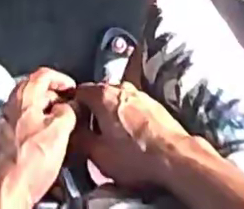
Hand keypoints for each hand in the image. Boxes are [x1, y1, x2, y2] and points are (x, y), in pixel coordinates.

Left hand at [0, 67, 76, 208]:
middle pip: (36, 89)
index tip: (72, 88)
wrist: (8, 193)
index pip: (44, 74)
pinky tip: (47, 140)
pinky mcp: (4, 141)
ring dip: (47, 111)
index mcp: (24, 96)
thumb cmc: (30, 162)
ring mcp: (6, 123)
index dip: (62, 78)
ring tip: (61, 124)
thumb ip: (69, 111)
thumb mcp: (60, 131)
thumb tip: (72, 107)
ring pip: (30, 107)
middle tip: (69, 105)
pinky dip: (37, 124)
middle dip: (55, 95)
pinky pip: (23, 123)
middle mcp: (11, 105)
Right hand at [71, 81, 203, 190]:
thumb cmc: (138, 156)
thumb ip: (80, 139)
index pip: (79, 91)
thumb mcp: (98, 155)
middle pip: (97, 94)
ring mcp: (139, 94)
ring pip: (115, 100)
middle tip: (88, 135)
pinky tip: (129, 138)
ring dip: (109, 115)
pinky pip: (131, 107)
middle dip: (91, 113)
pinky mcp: (152, 104)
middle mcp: (121, 88)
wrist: (173, 156)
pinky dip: (125, 118)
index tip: (70, 121)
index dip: (72, 107)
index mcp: (104, 95)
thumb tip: (71, 135)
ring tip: (110, 140)